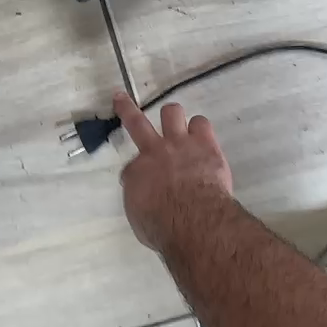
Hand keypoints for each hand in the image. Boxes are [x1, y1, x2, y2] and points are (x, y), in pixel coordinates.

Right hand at [113, 91, 234, 251]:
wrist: (193, 220)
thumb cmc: (163, 228)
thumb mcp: (140, 220)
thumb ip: (141, 202)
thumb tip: (146, 197)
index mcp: (137, 173)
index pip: (131, 168)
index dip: (137, 175)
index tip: (144, 186)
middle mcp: (155, 151)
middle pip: (136, 122)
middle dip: (126, 108)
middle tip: (121, 98)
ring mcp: (180, 143)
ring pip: (171, 112)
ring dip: (173, 117)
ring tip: (177, 125)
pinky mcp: (205, 143)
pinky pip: (201, 122)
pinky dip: (200, 129)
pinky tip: (202, 137)